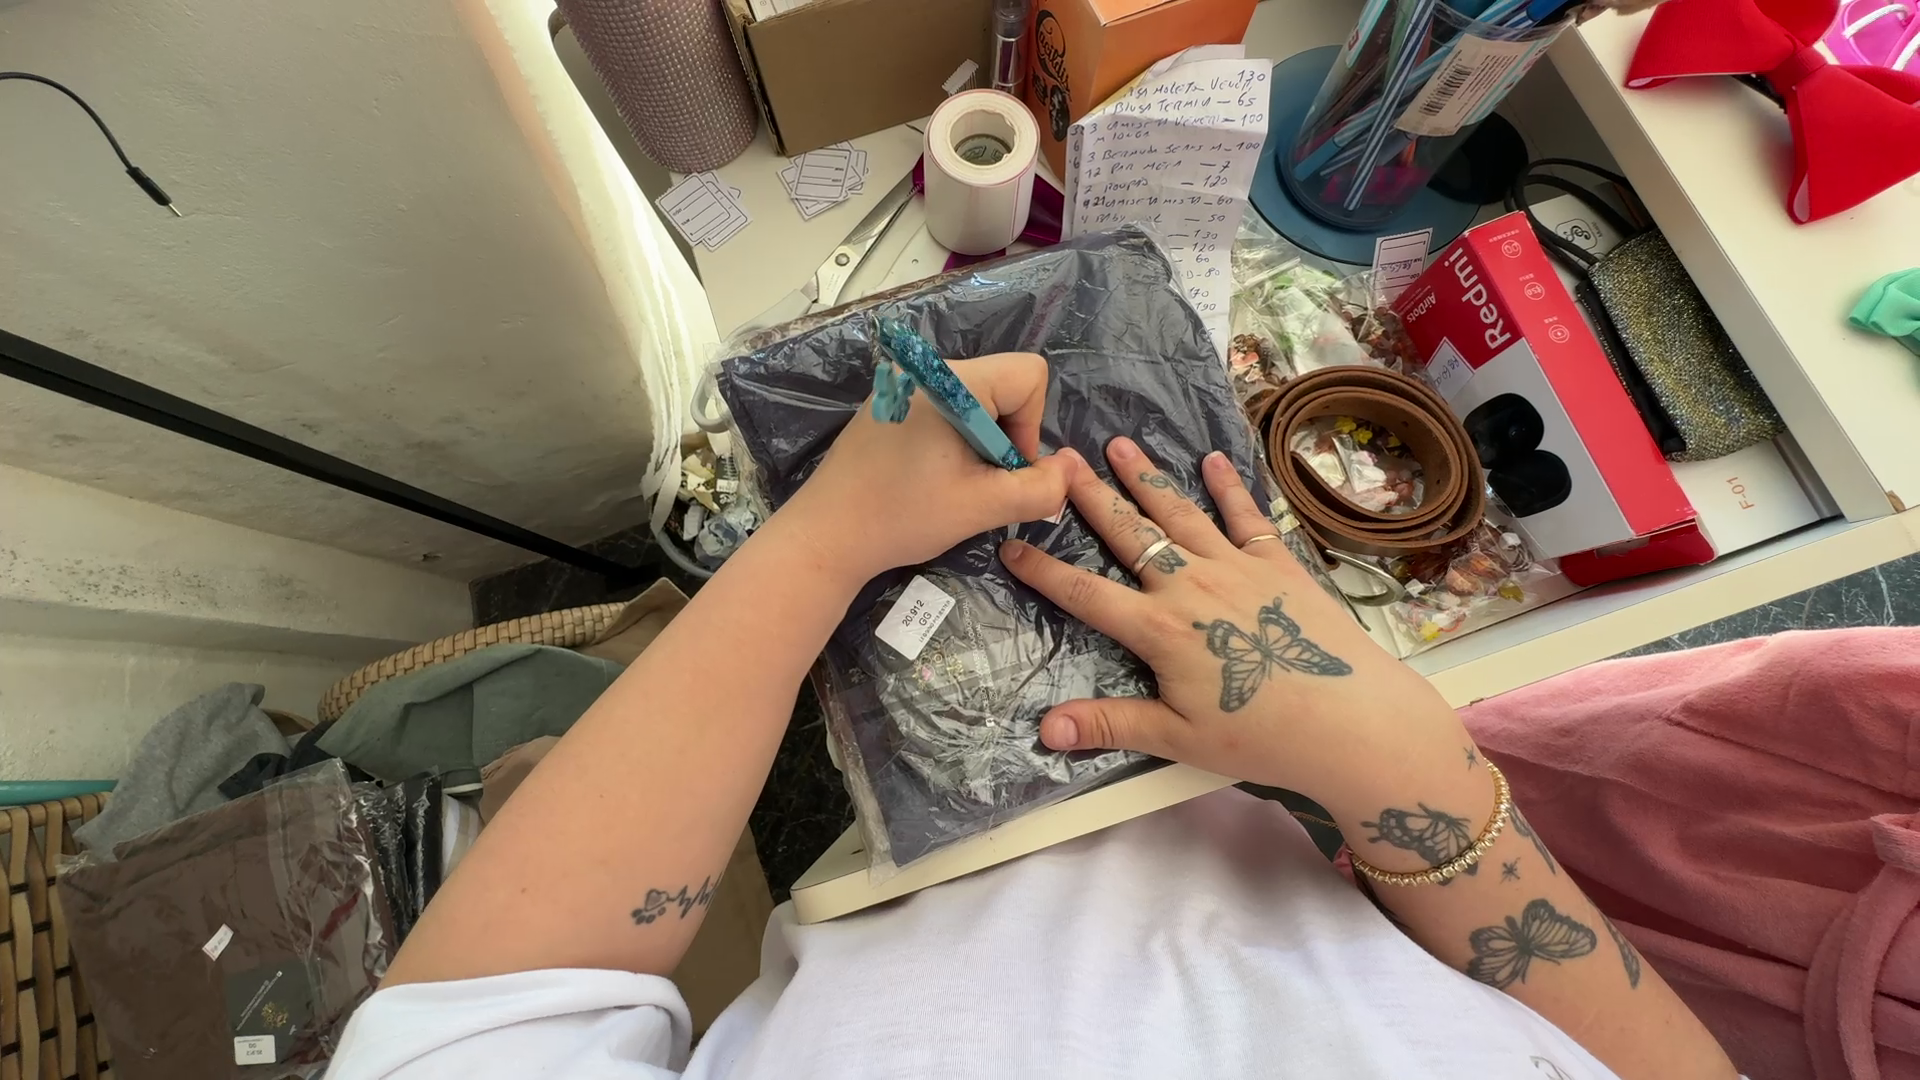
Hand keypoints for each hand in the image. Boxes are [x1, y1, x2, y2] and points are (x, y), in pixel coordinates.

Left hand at [776, 352, 1076, 586]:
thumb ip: (1038, 488)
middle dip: (1005, 437)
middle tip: (978, 483)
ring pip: (976, 400)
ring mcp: (902, 384)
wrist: (825, 536)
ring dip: (980, 443)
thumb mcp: (981, 507)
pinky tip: (928, 476)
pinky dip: (954, 440)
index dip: (1031, 427)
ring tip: (952, 483)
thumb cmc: (901, 517)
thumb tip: (1071, 470)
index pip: (1028, 374)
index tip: (1002, 470)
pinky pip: (945, 408)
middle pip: (1003, 385)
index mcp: (949, 381)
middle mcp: (925, 368)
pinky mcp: (888, 404)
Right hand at [999, 437, 1456, 796]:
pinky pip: (1247, 517)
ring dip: (1147, 478)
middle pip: (1129, 534)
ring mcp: (1236, 567)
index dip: (1043, 569)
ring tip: (1120, 446)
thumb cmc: (1260, 736)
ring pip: (1179, 514)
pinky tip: (1212, 460)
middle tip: (1059, 458)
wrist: (1354, 724)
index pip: (1084, 593)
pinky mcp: (1278, 563)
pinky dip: (1228, 487)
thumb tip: (1044, 729)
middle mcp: (1189, 585)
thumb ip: (1109, 724)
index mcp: (1158, 628)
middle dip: (1090, 496)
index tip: (1009, 544)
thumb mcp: (1176, 738)